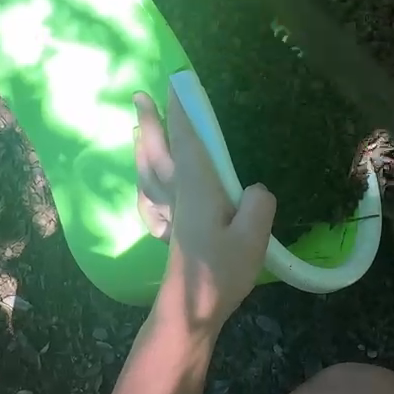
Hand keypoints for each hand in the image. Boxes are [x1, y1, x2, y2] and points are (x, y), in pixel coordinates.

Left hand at [134, 88, 275, 330]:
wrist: (190, 311)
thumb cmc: (220, 271)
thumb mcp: (253, 236)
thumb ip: (257, 203)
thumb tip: (253, 190)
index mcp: (197, 187)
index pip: (188, 139)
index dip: (184, 110)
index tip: (177, 83)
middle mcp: (178, 194)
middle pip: (158, 151)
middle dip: (151, 121)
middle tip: (140, 96)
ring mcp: (169, 214)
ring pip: (149, 171)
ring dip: (143, 147)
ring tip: (136, 129)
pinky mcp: (169, 232)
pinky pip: (150, 198)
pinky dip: (145, 184)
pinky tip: (146, 187)